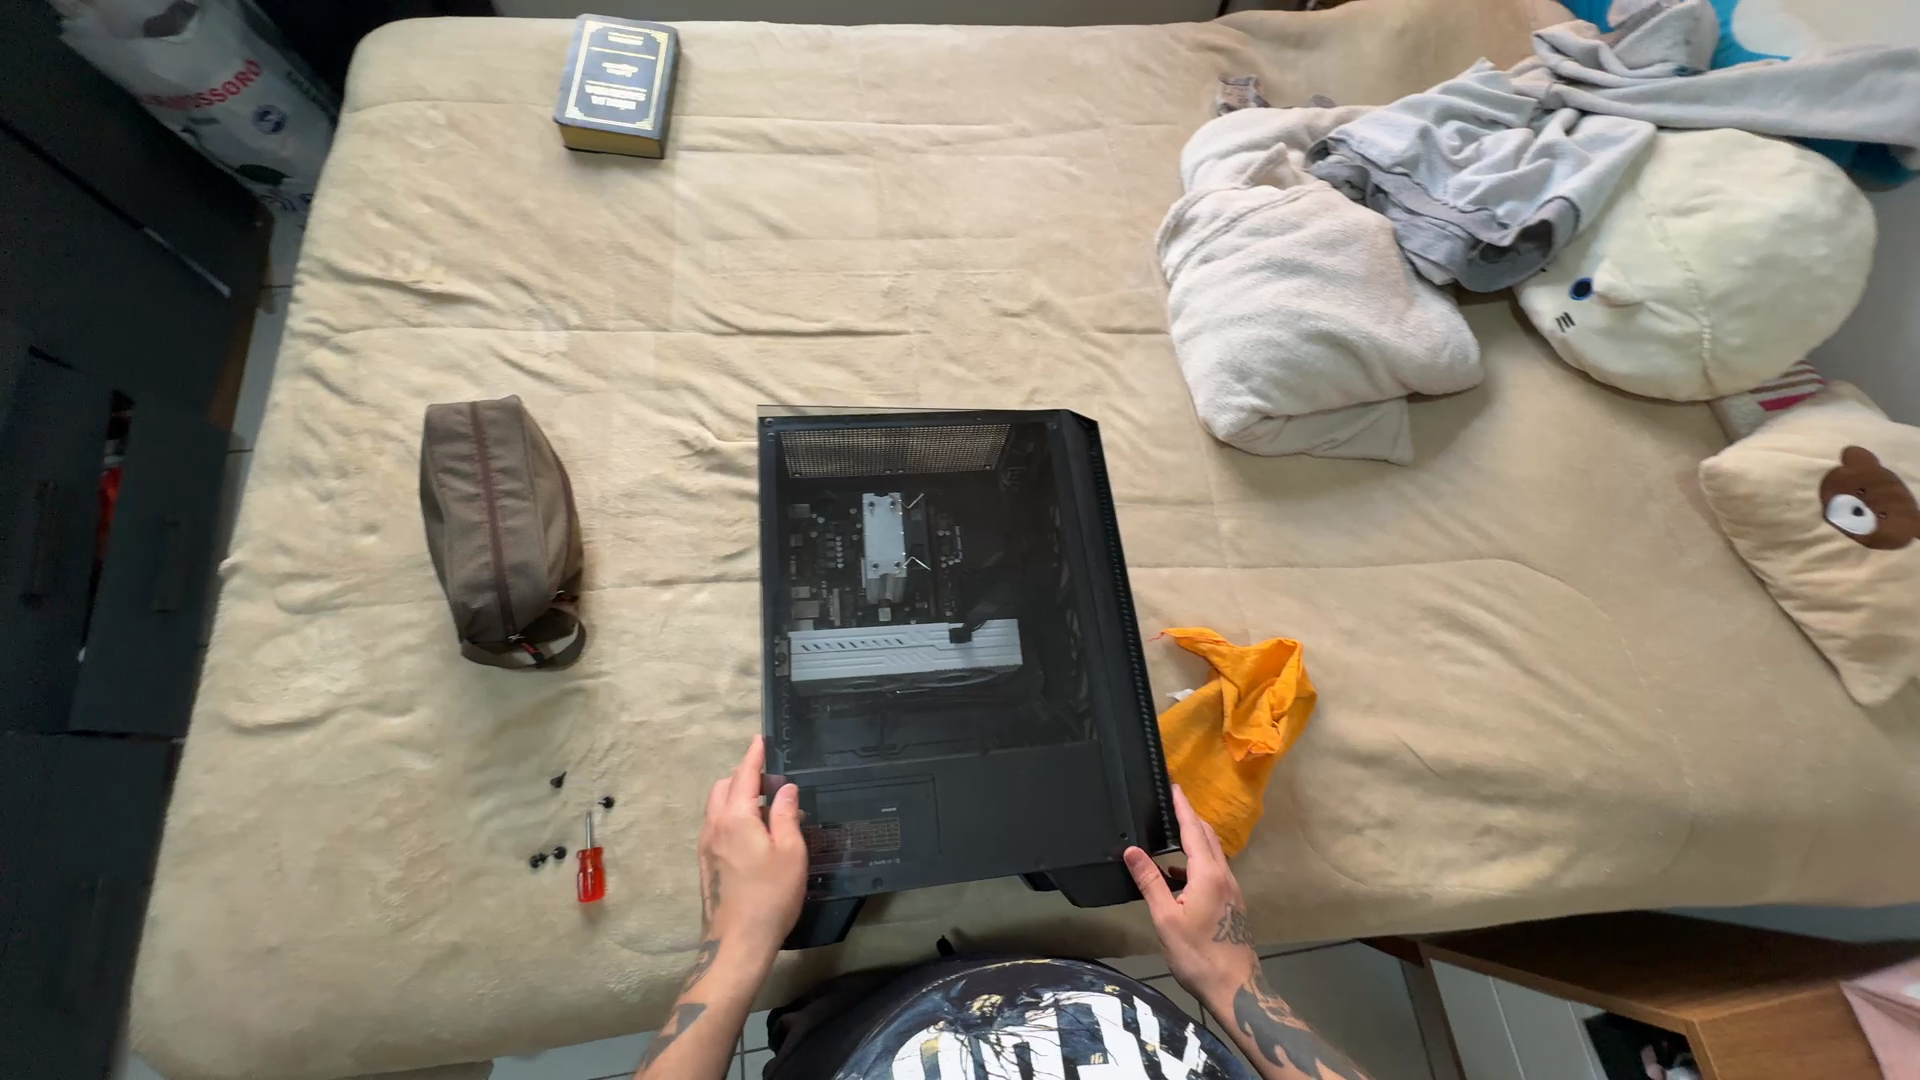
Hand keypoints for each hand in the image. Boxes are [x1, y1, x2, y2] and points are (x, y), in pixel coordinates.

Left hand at [697, 735, 807, 964]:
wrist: (737, 944)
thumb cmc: (770, 895)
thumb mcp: (791, 851)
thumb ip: (786, 815)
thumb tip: (785, 788)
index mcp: (736, 817)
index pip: (744, 775)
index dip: (754, 755)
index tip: (760, 739)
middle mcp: (715, 826)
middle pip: (725, 787)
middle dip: (744, 775)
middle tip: (771, 777)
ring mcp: (706, 846)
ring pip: (717, 806)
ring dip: (737, 796)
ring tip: (764, 803)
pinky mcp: (706, 863)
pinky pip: (716, 824)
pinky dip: (731, 814)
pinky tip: (752, 831)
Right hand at [1123, 785, 1257, 1008]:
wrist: (1237, 990)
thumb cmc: (1198, 954)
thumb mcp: (1166, 919)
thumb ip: (1149, 881)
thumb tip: (1131, 850)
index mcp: (1208, 874)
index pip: (1193, 830)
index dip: (1183, 807)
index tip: (1174, 787)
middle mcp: (1224, 876)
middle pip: (1208, 836)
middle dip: (1191, 817)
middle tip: (1172, 803)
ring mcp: (1232, 890)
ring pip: (1214, 853)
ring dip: (1195, 838)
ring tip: (1173, 834)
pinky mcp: (1233, 904)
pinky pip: (1215, 870)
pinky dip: (1198, 860)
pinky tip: (1178, 876)